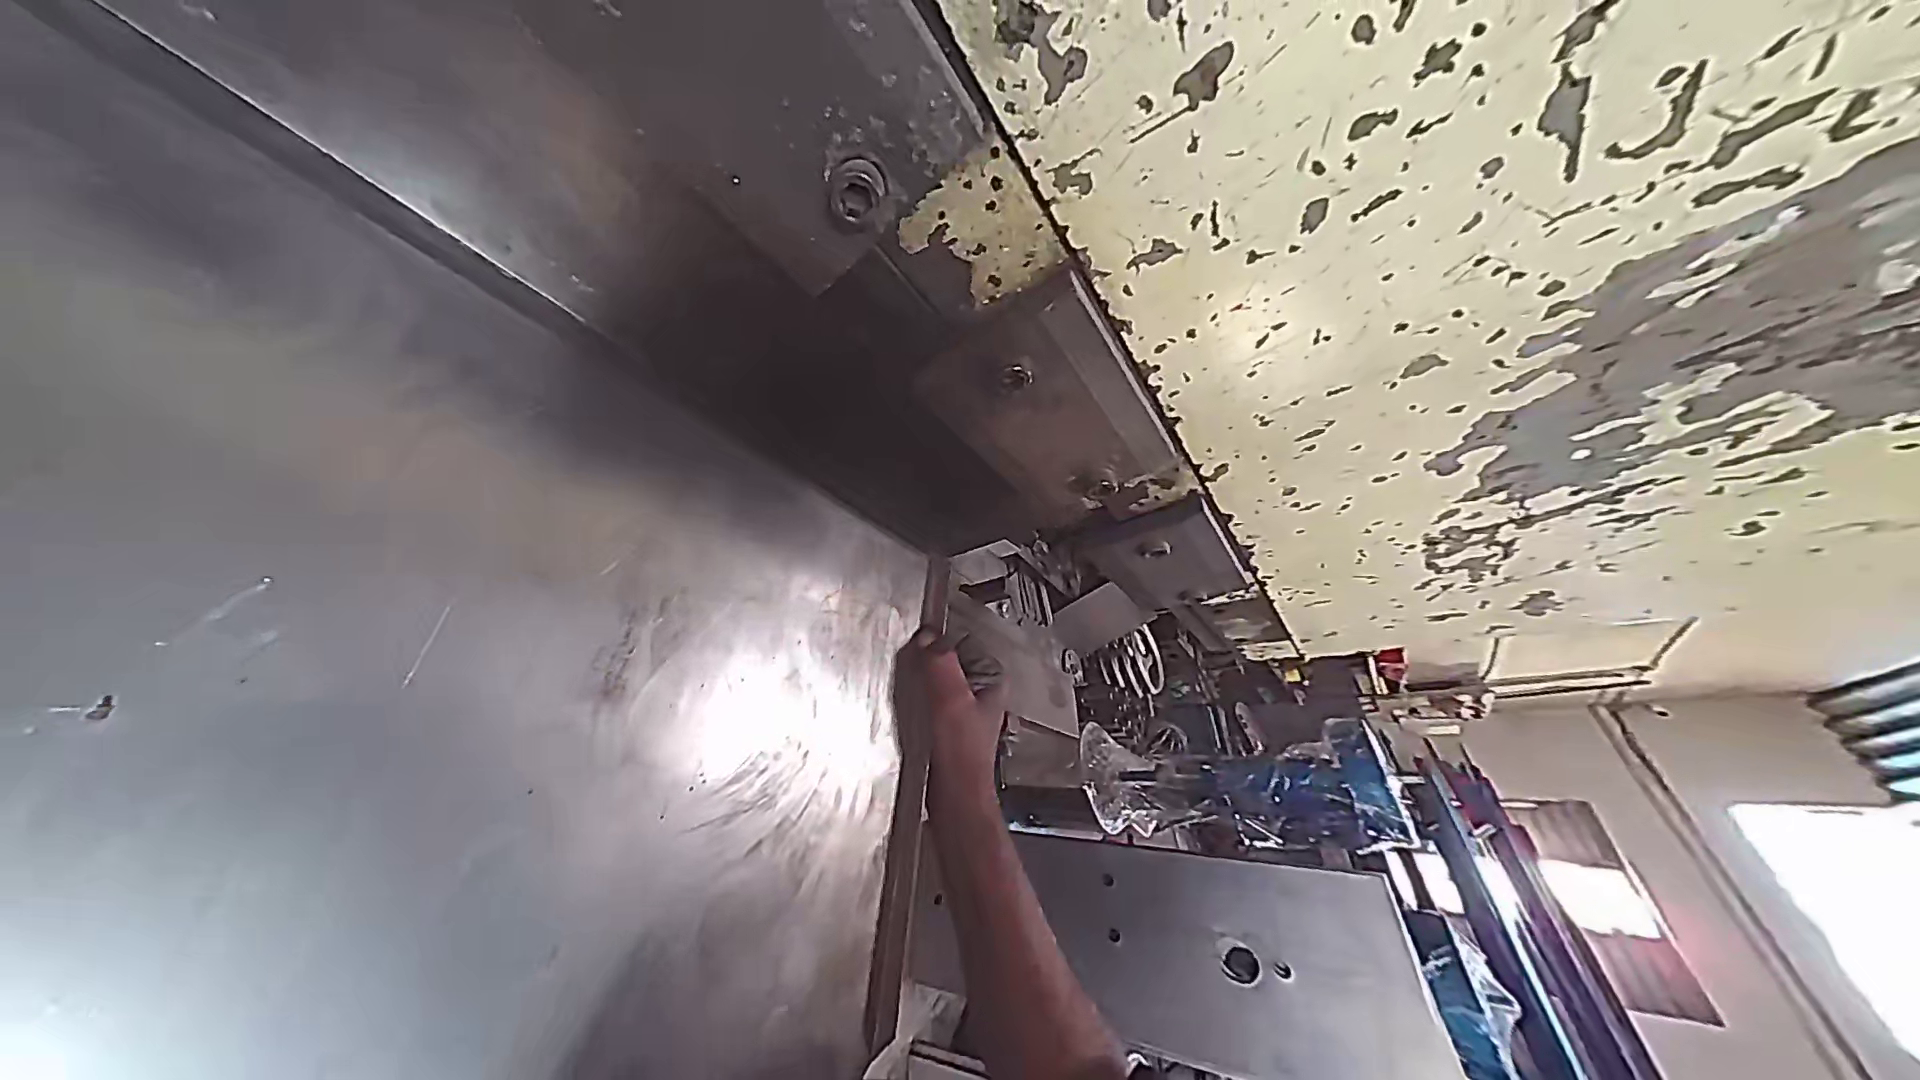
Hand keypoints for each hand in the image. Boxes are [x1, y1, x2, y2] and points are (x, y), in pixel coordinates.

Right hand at [899, 629, 1006, 801]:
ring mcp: (963, 707)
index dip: (935, 644)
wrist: (955, 800)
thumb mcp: (952, 702)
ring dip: (918, 683)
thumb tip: (927, 637)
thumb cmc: (961, 755)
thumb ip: (942, 665)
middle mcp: (981, 690)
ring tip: (906, 693)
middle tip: (908, 674)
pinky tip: (906, 710)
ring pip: (934, 680)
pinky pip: (927, 699)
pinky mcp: (947, 724)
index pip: (959, 640)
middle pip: (945, 660)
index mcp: (991, 678)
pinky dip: (915, 700)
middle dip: (925, 665)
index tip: (916, 652)